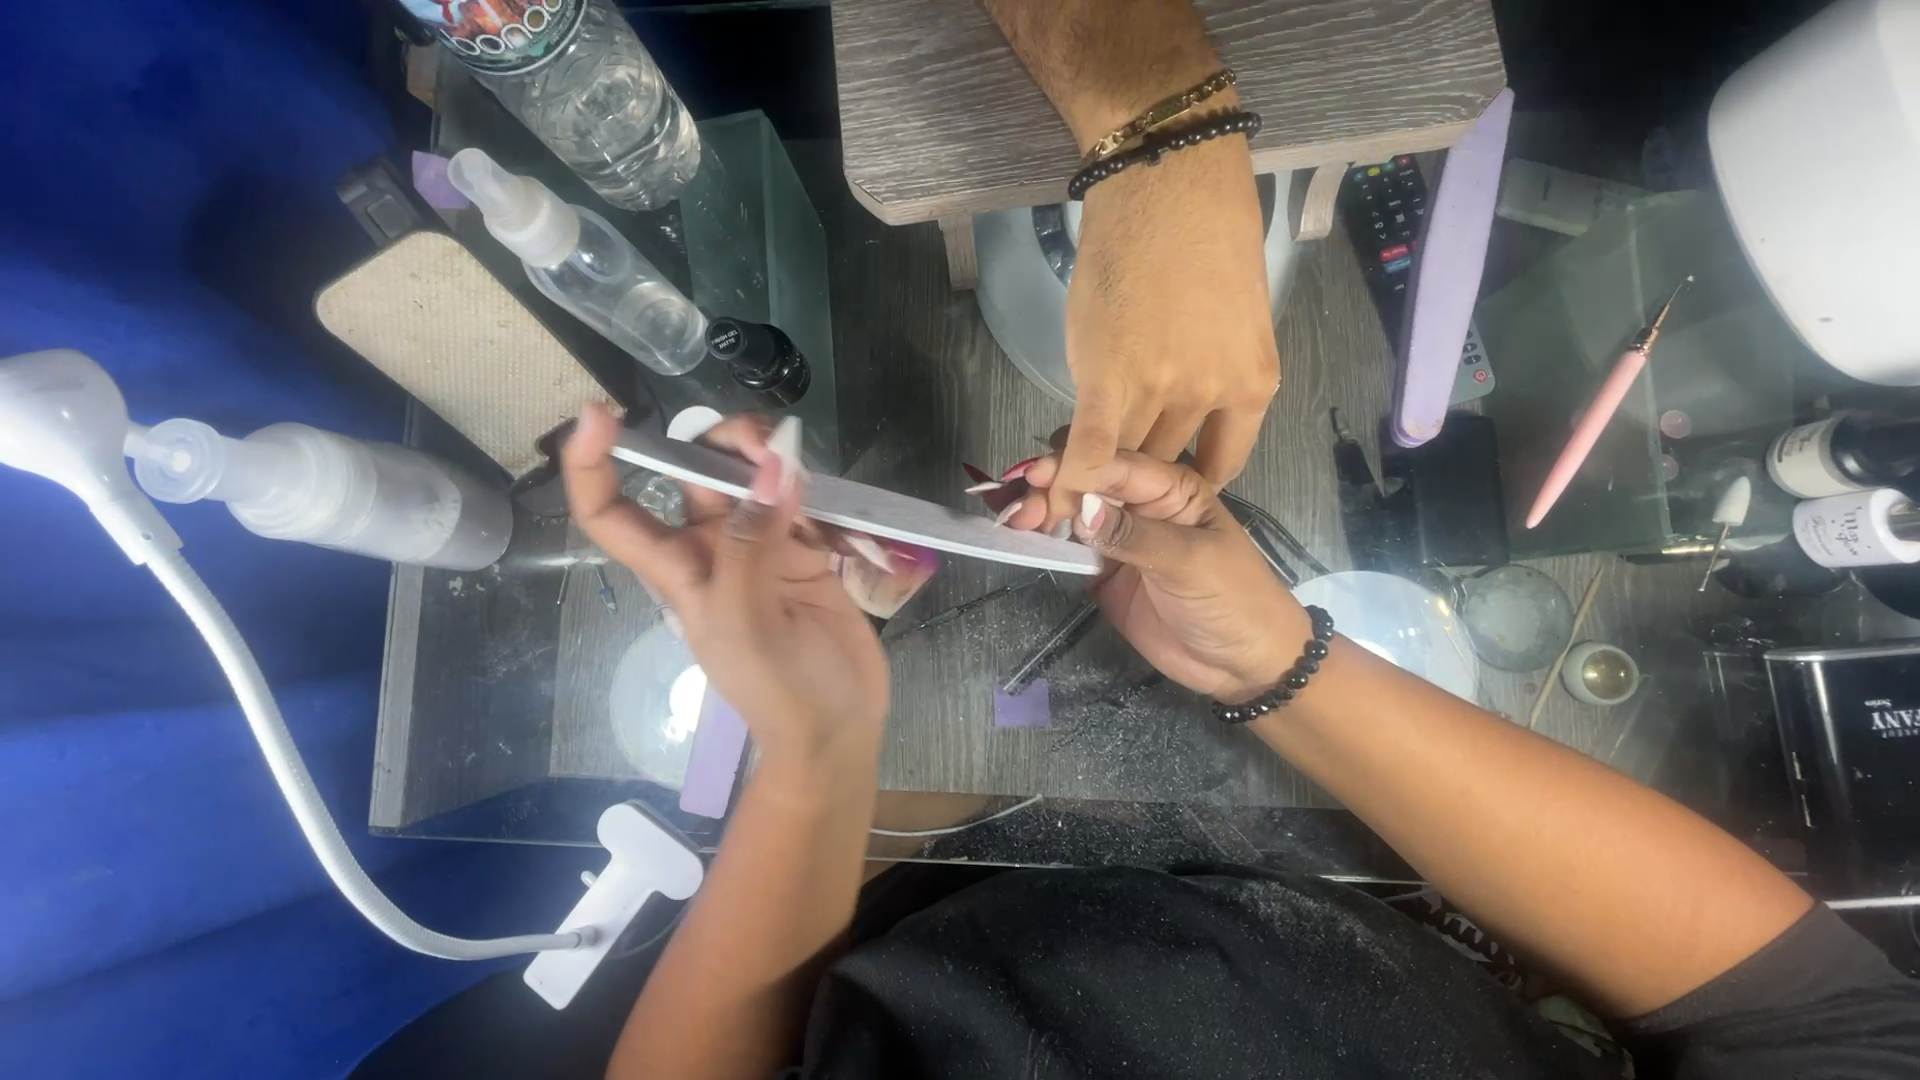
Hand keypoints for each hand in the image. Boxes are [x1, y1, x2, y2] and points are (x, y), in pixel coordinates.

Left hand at [561, 405, 888, 766]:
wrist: (838, 727)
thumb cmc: (779, 690)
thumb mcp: (746, 623)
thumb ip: (749, 545)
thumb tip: (774, 470)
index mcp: (678, 571)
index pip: (612, 511)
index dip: (594, 464)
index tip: (601, 414)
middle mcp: (712, 551)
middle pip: (694, 475)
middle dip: (720, 445)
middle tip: (767, 444)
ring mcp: (762, 550)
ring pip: (752, 481)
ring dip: (770, 461)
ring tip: (802, 466)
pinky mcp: (805, 554)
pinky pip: (802, 505)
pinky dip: (814, 493)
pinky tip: (831, 508)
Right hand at [1010, 451, 1308, 701]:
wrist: (1243, 665)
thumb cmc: (1233, 601)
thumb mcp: (1190, 562)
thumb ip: (1134, 534)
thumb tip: (1081, 507)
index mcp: (1170, 488)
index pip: (1114, 465)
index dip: (1075, 466)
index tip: (1035, 475)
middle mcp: (1141, 505)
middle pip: (1086, 483)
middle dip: (1050, 489)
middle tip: (1017, 510)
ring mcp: (1120, 539)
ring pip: (1072, 514)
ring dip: (1041, 512)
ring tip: (1010, 522)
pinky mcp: (1104, 573)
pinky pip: (1070, 551)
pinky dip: (1044, 543)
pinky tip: (1019, 539)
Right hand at [1052, 129, 1278, 522]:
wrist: (1171, 176)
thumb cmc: (1210, 229)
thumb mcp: (1236, 316)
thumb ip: (1209, 374)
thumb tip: (1168, 405)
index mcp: (1254, 384)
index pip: (1220, 464)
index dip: (1183, 484)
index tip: (1157, 486)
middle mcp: (1212, 397)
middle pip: (1165, 463)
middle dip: (1133, 486)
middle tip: (1102, 494)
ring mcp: (1162, 388)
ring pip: (1125, 458)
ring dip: (1097, 486)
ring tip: (1066, 504)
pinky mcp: (1110, 374)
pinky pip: (1092, 440)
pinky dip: (1075, 475)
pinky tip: (1056, 503)